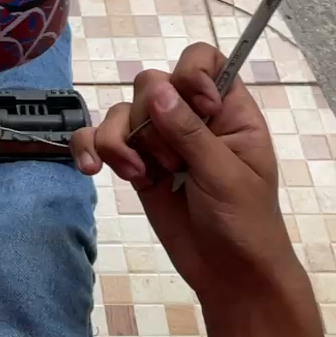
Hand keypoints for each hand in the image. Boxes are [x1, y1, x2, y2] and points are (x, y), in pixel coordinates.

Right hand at [70, 44, 299, 309]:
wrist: (228, 275)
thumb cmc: (245, 224)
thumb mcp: (225, 176)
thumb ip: (188, 131)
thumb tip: (156, 88)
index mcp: (228, 111)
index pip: (203, 60)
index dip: (191, 75)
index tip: (197, 108)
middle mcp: (190, 118)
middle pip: (150, 85)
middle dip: (150, 123)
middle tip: (173, 163)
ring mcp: (159, 141)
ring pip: (119, 113)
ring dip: (119, 142)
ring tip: (138, 175)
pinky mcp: (134, 163)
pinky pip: (98, 141)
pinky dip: (89, 150)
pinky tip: (92, 170)